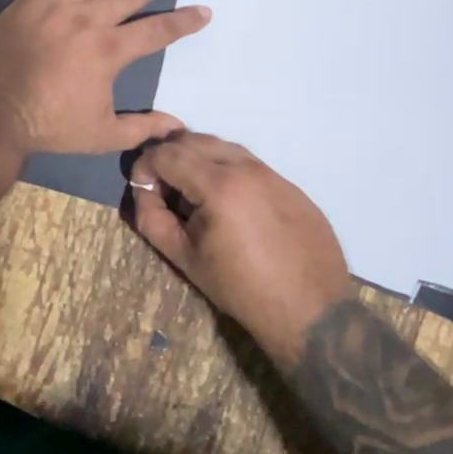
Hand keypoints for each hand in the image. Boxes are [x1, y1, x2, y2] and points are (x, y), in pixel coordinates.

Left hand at [0, 0, 210, 154]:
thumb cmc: (49, 125)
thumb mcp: (102, 135)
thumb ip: (141, 128)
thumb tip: (177, 126)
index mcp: (109, 50)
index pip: (157, 31)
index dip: (184, 21)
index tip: (204, 10)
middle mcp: (88, 19)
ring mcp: (57, 5)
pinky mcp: (28, 0)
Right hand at [129, 134, 352, 365]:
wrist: (311, 313)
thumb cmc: (240, 288)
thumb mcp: (184, 257)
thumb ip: (153, 218)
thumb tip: (143, 190)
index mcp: (218, 185)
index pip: (167, 154)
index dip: (145, 165)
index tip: (141, 185)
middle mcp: (247, 168)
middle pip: (194, 140)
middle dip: (170, 156)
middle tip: (164, 186)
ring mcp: (274, 174)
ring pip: (224, 147)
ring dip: (199, 159)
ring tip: (194, 193)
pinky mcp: (292, 187)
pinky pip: (251, 165)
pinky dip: (228, 171)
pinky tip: (229, 204)